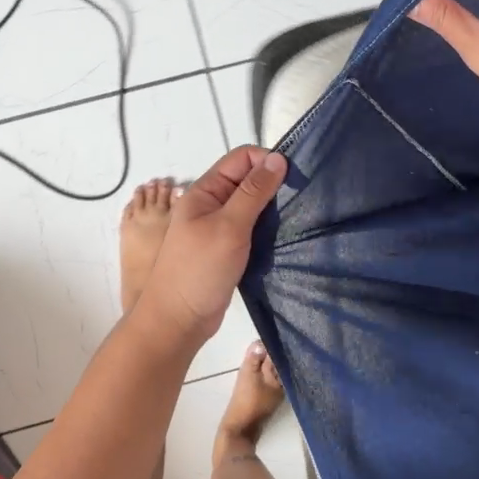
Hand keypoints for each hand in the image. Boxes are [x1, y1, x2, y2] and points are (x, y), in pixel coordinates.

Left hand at [133, 146, 287, 342]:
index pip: (240, 158)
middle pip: (246, 179)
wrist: (179, 319)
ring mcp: (218, 228)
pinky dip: (266, 227)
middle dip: (272, 182)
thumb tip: (277, 158)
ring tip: (296, 216)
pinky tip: (283, 235)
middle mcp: (211, 205)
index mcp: (204, 191)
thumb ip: (253, 192)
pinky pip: (250, 228)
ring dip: (271, 207)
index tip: (293, 178)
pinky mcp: (227, 249)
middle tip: (300, 198)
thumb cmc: (200, 270)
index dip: (266, 161)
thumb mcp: (230, 226)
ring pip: (250, 205)